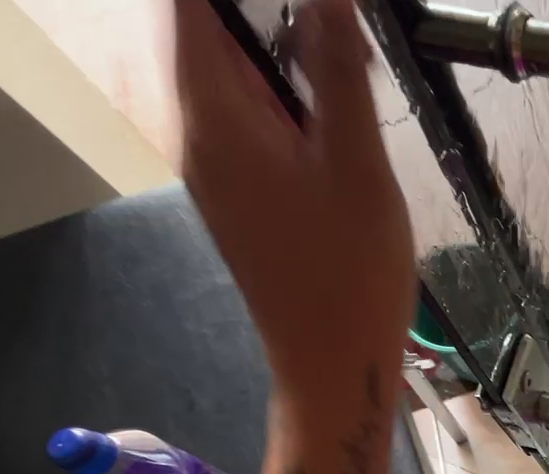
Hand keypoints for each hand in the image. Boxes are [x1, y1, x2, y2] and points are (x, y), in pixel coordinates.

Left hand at [174, 0, 413, 412]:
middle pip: (209, 30)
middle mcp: (201, 132)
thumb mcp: (357, 166)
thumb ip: (338, 71)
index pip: (191, 1)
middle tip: (340, 26)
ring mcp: (221, 168)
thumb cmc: (349, 271)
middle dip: (272, 11)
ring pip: (237, 76)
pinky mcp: (246, 196)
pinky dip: (290, 97)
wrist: (333, 363)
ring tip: (348, 60)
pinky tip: (337, 115)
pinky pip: (254, 120)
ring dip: (286, 52)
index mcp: (215, 114)